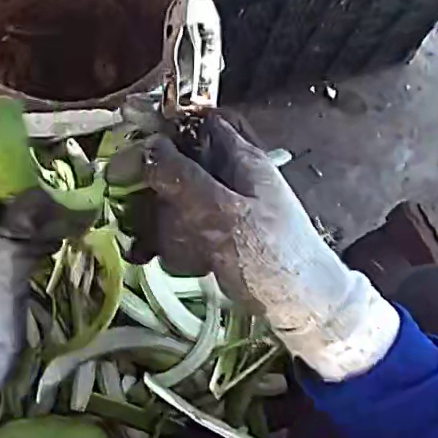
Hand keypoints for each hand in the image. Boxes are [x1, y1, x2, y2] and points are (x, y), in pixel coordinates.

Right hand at [110, 114, 398, 380]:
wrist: (310, 313)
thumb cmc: (272, 258)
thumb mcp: (222, 215)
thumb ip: (182, 178)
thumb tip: (145, 146)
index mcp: (240, 159)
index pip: (196, 125)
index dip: (161, 130)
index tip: (129, 151)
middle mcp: (231, 179)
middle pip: (178, 165)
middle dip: (150, 187)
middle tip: (127, 208)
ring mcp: (226, 210)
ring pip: (177, 200)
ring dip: (156, 221)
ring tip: (143, 244)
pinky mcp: (221, 239)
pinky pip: (185, 230)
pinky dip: (169, 243)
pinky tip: (161, 260)